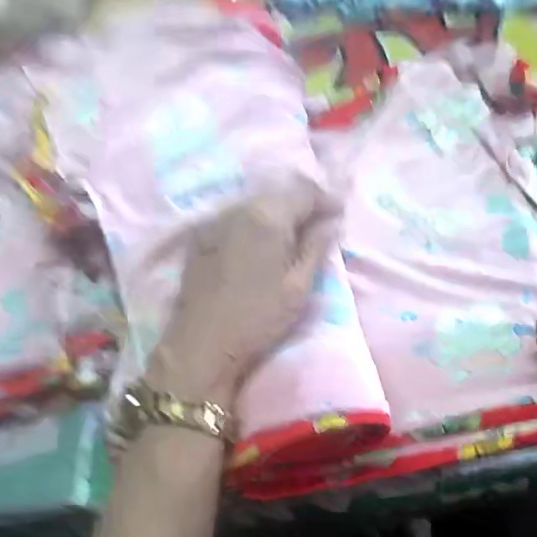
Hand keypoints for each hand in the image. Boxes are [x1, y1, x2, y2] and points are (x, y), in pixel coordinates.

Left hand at [145, 181, 333, 406]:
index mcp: (267, 216)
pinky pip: (232, 222)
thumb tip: (331, 221)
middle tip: (316, 228)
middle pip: (276, 195)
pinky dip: (250, 228)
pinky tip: (257, 249)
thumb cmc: (257, 318)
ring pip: (252, 207)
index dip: (326, 201)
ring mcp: (213, 222)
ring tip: (287, 240)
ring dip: (273, 217)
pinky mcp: (198, 240)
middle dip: (299, 207)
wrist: (201, 346)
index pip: (304, 191)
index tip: (338, 216)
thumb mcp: (298, 286)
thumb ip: (316, 247)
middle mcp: (237, 208)